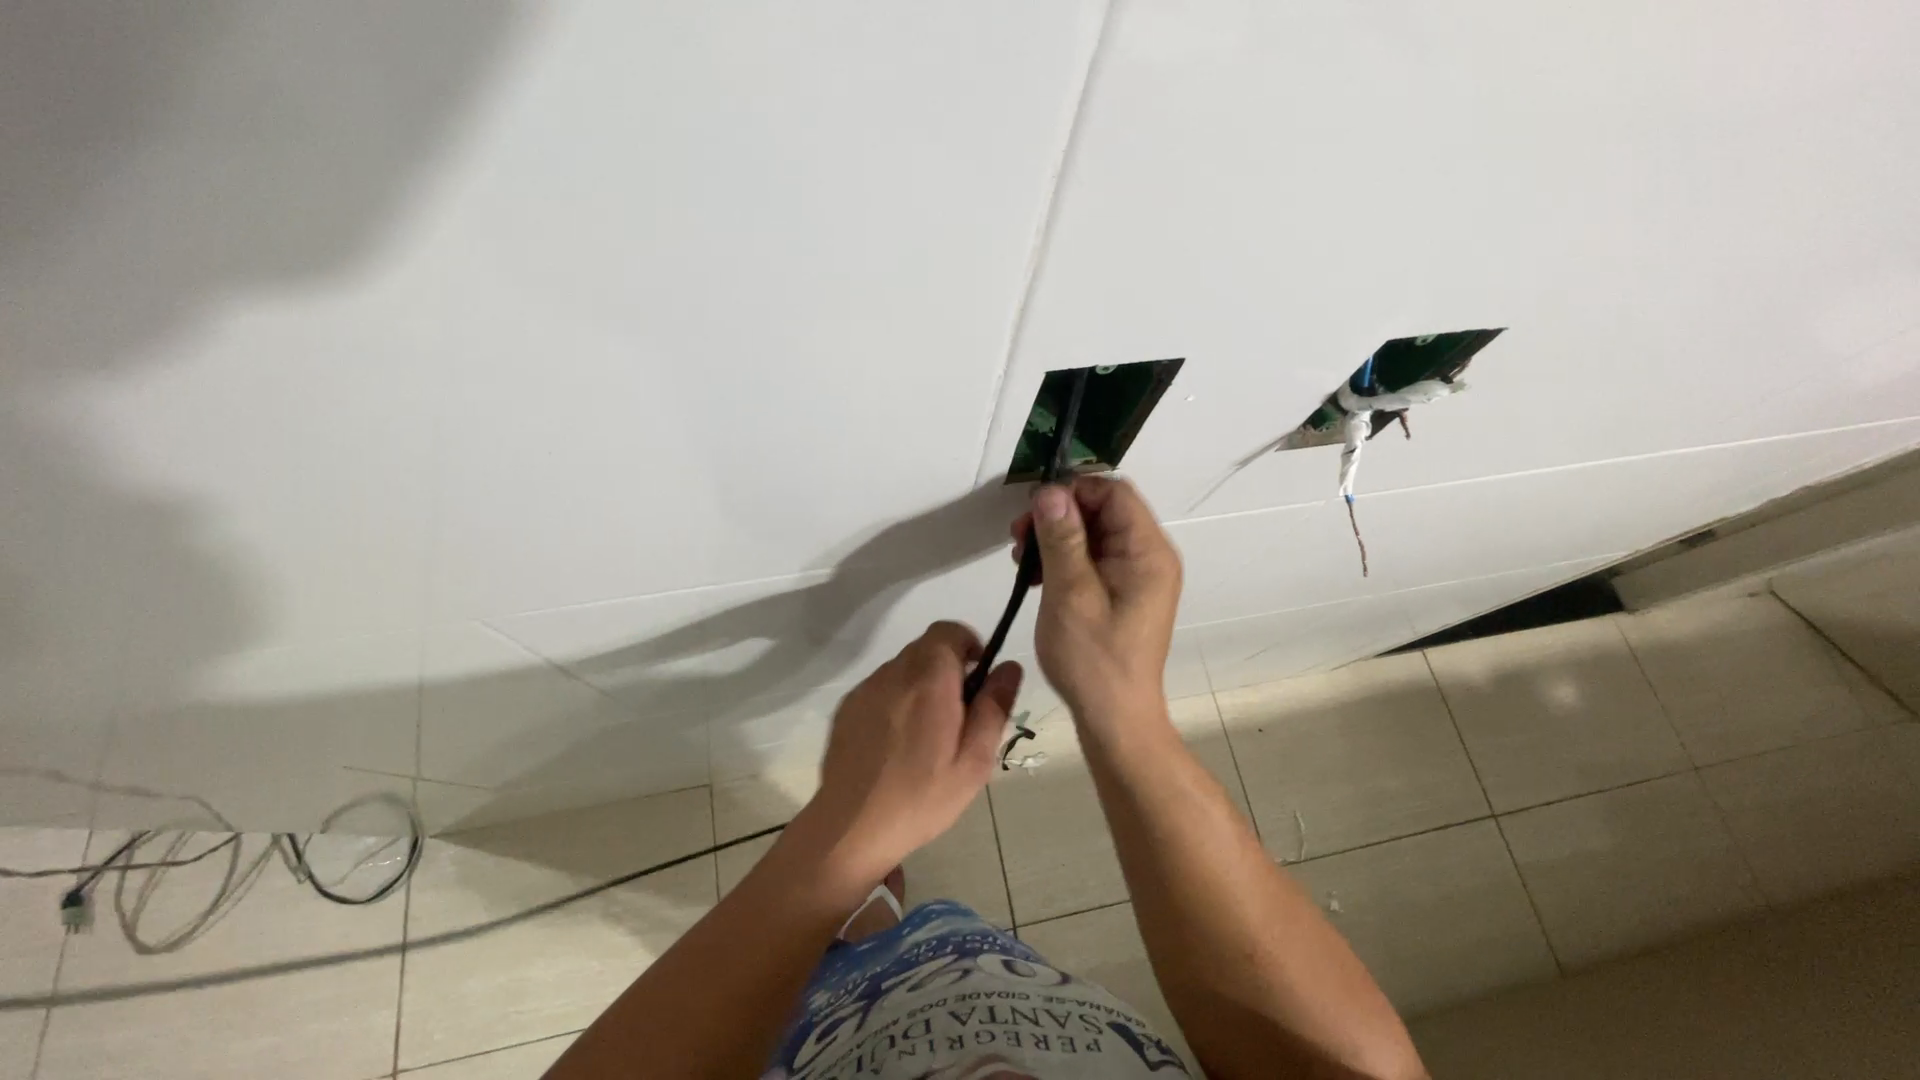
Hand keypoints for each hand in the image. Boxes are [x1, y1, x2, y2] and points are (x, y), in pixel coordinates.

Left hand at [799, 622, 1022, 881]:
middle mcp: (893, 673)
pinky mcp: (846, 709)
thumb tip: (1009, 666)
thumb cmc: (922, 797)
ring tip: (929, 736)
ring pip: (903, 669)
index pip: (949, 630)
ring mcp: (865, 690)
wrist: (851, 828)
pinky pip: (881, 689)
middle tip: (961, 717)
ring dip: (922, 686)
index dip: (970, 645)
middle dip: (949, 669)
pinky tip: (899, 745)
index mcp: (929, 679)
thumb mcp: (974, 760)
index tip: (980, 679)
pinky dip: (897, 702)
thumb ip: (994, 706)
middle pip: (926, 648)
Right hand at [1011, 476, 1181, 721]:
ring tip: (1022, 561)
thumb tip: (1050, 491)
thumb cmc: (1093, 658)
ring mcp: (1139, 575)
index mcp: (1148, 551)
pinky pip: (1095, 559)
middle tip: (1018, 539)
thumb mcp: (1070, 593)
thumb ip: (1061, 538)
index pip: (1113, 492)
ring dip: (1056, 538)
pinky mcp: (1125, 593)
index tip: (1032, 513)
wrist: (1114, 717)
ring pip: (1095, 534)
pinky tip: (1037, 578)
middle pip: (1104, 510)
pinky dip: (1065, 560)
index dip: (1072, 492)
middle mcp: (1150, 556)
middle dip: (1058, 516)